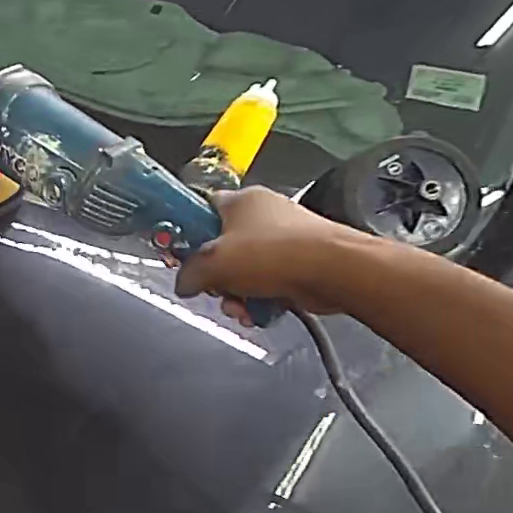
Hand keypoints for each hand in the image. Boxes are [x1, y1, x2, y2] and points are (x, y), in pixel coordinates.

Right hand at [175, 186, 378, 321]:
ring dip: (235, 294)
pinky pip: (266, 282)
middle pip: (221, 247)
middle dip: (215, 276)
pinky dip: (259, 299)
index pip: (201, 210)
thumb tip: (183, 284)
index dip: (186, 233)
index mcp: (240, 200)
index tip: (179, 254)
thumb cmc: (273, 254)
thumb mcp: (213, 263)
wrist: (333, 272)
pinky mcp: (299, 262)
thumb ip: (188, 274)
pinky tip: (259, 312)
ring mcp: (283, 238)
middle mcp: (262, 214)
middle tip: (214, 289)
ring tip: (241, 307)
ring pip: (243, 270)